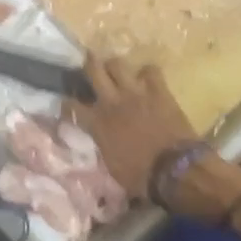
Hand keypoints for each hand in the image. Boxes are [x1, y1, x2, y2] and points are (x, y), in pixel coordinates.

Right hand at [67, 57, 200, 200]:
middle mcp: (112, 102)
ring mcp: (136, 93)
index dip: (66, 103)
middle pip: (93, 70)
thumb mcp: (111, 166)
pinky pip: (151, 70)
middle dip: (89, 66)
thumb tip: (102, 141)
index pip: (72, 106)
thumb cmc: (141, 176)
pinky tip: (148, 79)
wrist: (174, 169)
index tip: (66, 103)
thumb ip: (103, 146)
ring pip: (118, 64)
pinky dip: (148, 74)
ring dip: (115, 67)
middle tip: (90, 67)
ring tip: (117, 71)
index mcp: (98, 124)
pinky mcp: (159, 91)